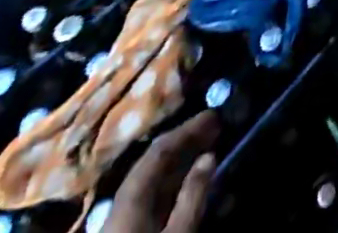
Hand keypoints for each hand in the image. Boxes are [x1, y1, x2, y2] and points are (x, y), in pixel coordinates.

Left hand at [102, 112, 220, 232]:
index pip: (158, 153)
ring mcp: (122, 221)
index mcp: (130, 200)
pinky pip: (151, 198)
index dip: (186, 131)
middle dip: (184, 142)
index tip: (214, 116)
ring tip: (207, 147)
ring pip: (152, 181)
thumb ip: (193, 196)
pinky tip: (190, 183)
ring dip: (180, 162)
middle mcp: (123, 204)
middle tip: (215, 126)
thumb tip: (208, 157)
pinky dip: (173, 184)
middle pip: (152, 164)